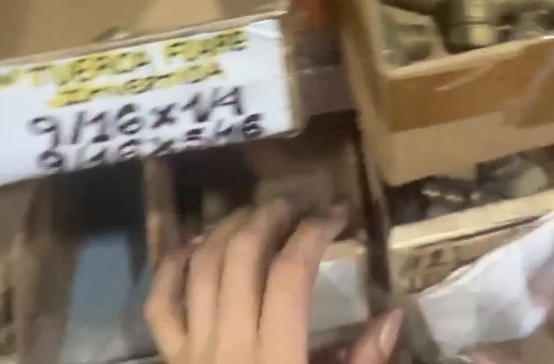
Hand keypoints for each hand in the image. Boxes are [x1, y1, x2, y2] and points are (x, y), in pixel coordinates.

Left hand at [145, 199, 404, 363]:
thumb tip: (392, 317)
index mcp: (274, 360)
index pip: (291, 274)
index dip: (314, 231)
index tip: (338, 211)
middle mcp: (226, 346)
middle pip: (241, 255)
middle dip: (269, 216)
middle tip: (295, 205)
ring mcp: (190, 352)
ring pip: (200, 265)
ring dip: (226, 227)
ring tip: (254, 215)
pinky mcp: (167, 362)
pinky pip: (160, 301)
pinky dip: (174, 264)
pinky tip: (196, 245)